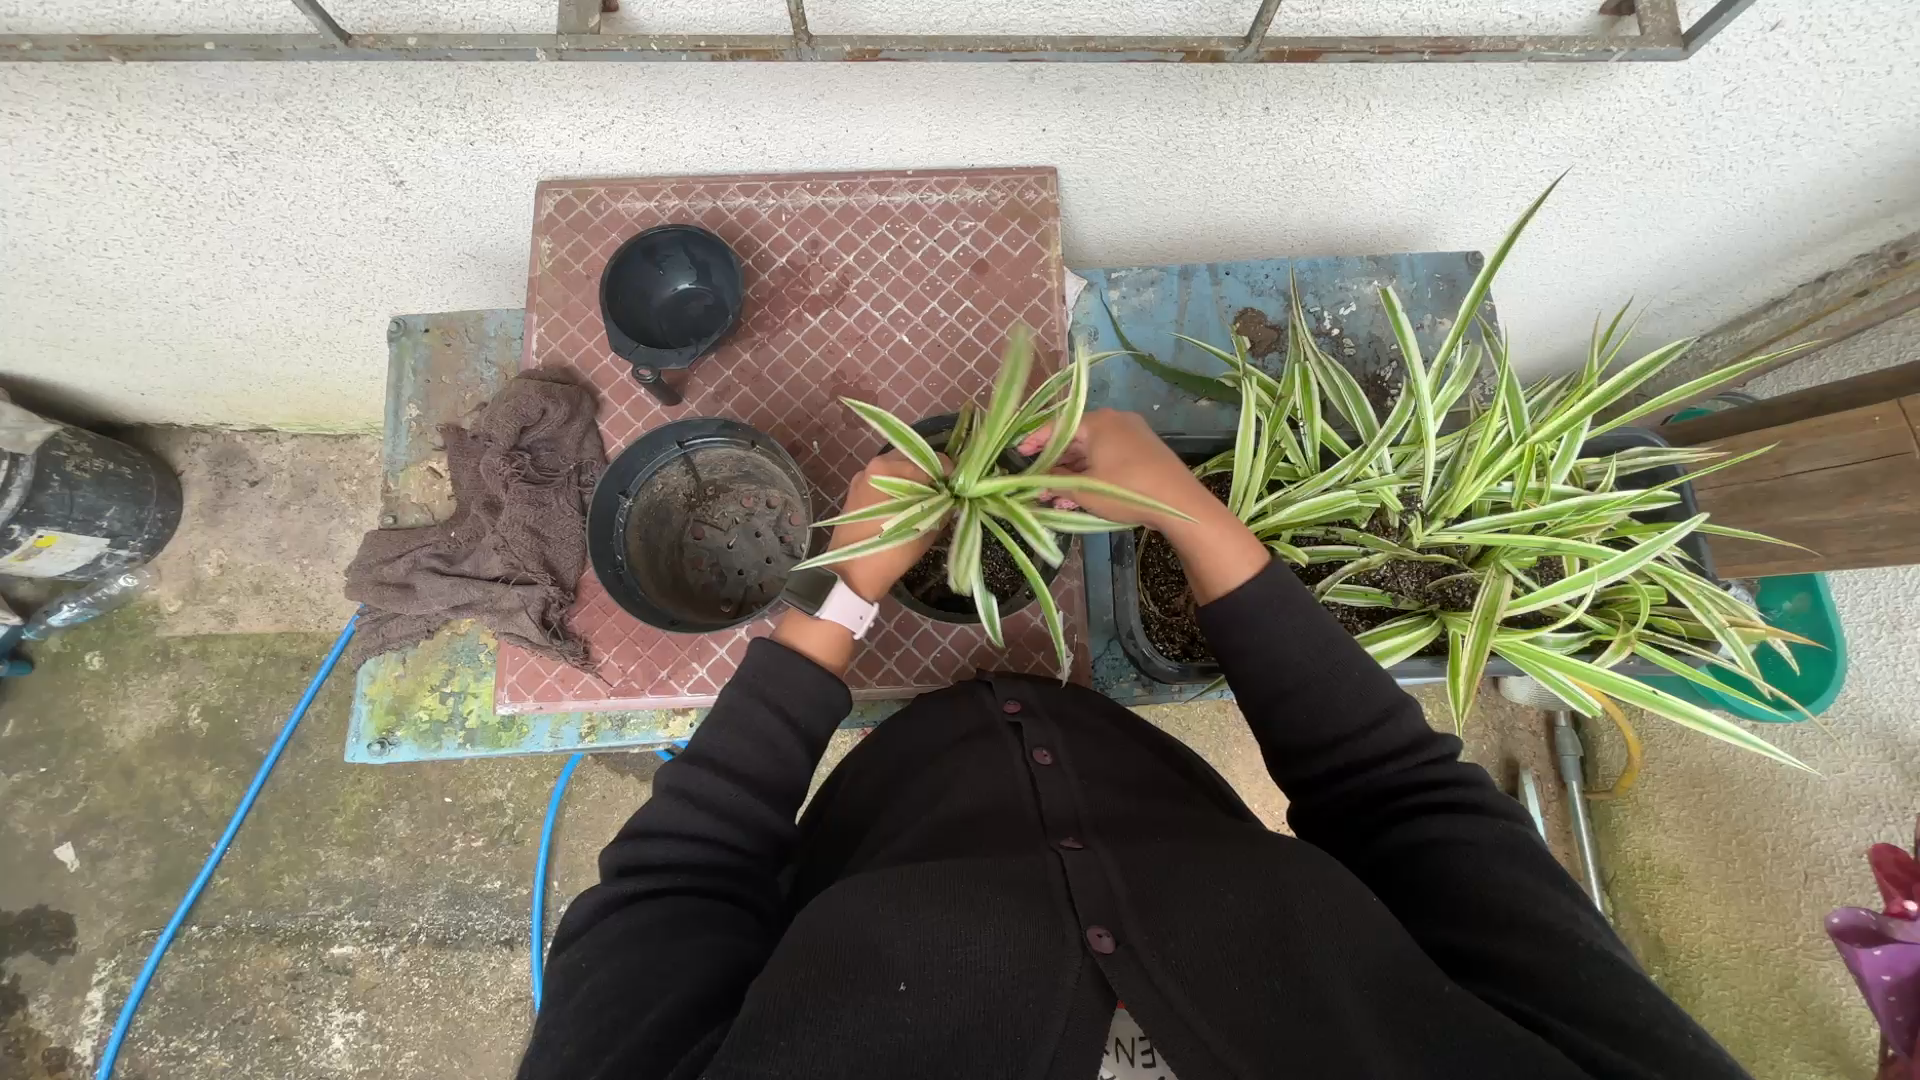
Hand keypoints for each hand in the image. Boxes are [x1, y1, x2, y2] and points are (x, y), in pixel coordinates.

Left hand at [819, 449, 946, 601]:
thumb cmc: (893, 550)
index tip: (956, 490)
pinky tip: (904, 507)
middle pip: (913, 459)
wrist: (853, 573)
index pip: (935, 460)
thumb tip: (952, 496)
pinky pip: (883, 481)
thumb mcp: (929, 527)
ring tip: (924, 502)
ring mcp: (862, 477)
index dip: (950, 474)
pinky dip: (897, 488)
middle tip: (941, 495)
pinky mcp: (855, 491)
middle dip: (930, 475)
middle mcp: (875, 465)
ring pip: (897, 469)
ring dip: (913, 480)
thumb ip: (944, 505)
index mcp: (893, 468)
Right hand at [1016, 409, 1222, 533]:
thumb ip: (1055, 482)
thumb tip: (1036, 482)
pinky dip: (1091, 473)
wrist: (1179, 503)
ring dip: (1071, 473)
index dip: (1034, 441)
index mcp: (1098, 422)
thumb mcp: (1085, 489)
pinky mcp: (1142, 451)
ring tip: (1054, 497)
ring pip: (1091, 451)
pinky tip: (1078, 496)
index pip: (1057, 426)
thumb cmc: (1126, 489)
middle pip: (1074, 438)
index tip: (1018, 455)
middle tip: (1036, 482)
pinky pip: (1107, 457)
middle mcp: (1114, 421)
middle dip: (1054, 464)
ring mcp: (1131, 435)